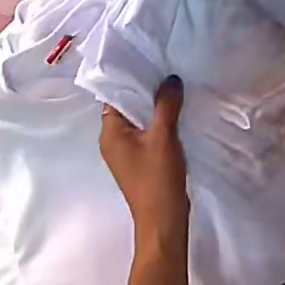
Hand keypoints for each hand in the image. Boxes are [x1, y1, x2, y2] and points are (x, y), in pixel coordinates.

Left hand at [100, 77, 188, 239]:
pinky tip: (175, 114)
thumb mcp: (163, 137)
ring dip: (153, 108)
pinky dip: (157, 124)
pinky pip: (146, 135)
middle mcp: (111, 140)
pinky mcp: (139, 162)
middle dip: (145, 91)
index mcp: (109, 132)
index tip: (149, 61)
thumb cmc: (157, 178)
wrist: (163, 222)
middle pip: (126, 107)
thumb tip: (171, 79)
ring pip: (138, 121)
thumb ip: (166, 105)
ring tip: (172, 88)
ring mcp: (125, 153)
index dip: (130, 78)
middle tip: (165, 70)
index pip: (114, 95)